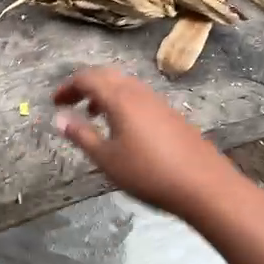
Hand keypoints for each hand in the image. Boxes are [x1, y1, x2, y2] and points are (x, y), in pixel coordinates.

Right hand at [52, 66, 244, 217]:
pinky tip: (123, 127)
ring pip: (125, 85)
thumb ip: (81, 135)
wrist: (208, 188)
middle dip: (85, 84)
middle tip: (71, 102)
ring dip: (104, 93)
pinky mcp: (173, 116)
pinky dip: (122, 102)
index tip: (55, 102)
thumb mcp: (107, 159)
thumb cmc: (150, 173)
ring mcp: (159, 103)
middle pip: (106, 75)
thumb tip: (58, 118)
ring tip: (93, 114)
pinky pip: (139, 97)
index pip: (86, 79)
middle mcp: (138, 93)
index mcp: (119, 99)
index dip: (67, 87)